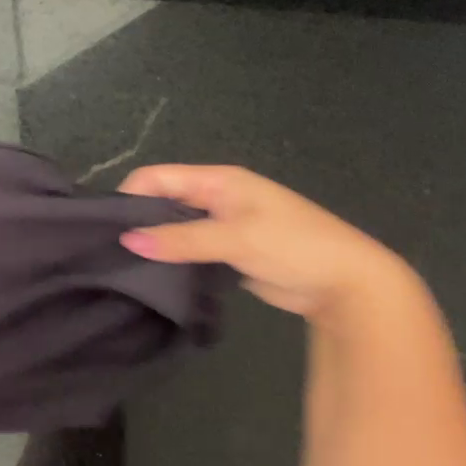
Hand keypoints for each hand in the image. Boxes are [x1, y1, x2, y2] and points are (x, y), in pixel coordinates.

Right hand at [117, 165, 417, 319]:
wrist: (353, 287)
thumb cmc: (297, 247)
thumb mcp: (236, 239)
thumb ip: (181, 239)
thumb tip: (127, 241)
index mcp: (219, 180)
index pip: (157, 177)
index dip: (131, 196)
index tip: (112, 226)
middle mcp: (216, 198)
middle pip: (162, 201)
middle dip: (139, 221)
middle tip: (114, 248)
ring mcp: (222, 226)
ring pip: (173, 228)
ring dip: (156, 243)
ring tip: (129, 264)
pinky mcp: (227, 253)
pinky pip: (188, 250)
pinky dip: (173, 259)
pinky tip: (156, 274)